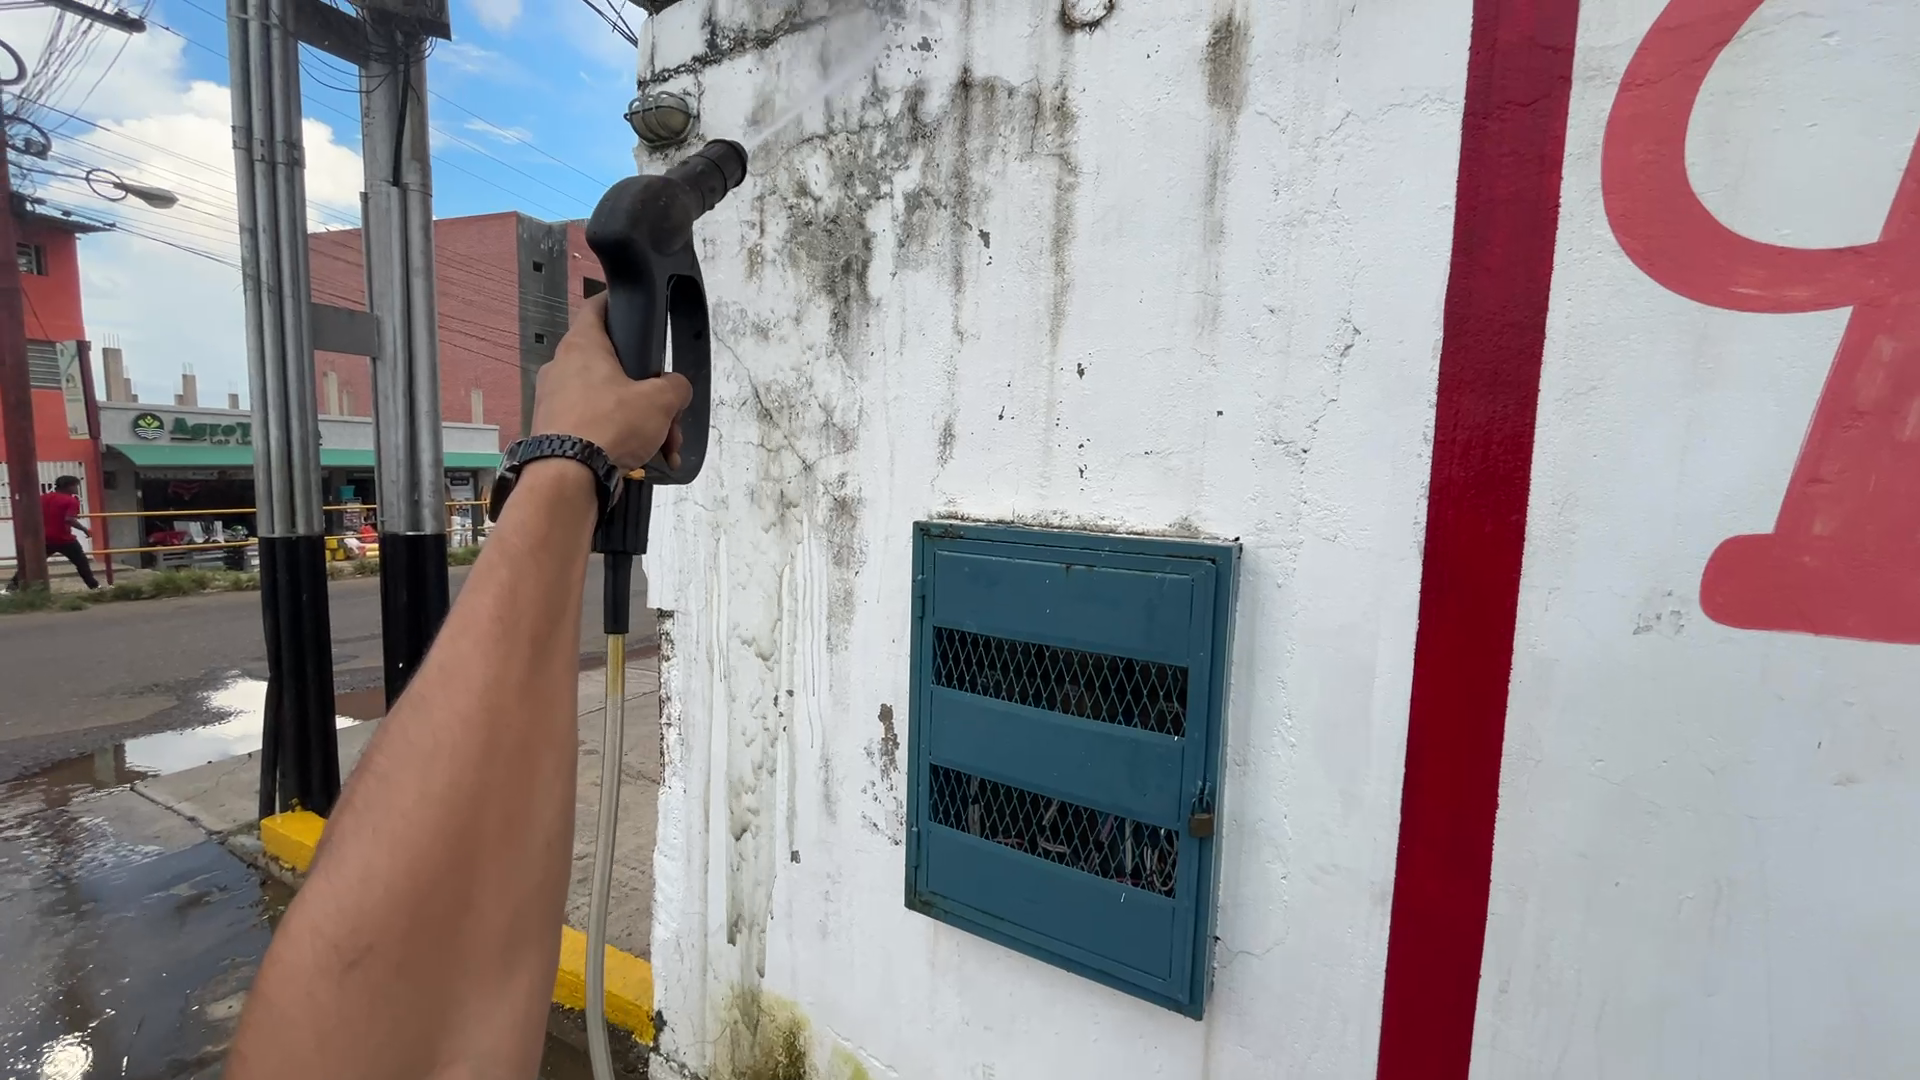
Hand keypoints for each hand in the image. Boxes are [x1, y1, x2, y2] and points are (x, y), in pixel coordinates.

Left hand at [530, 293, 691, 470]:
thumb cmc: (612, 424)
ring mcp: (554, 399)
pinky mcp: (554, 429)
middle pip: (613, 367)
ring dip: (639, 422)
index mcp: (583, 346)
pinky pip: (595, 426)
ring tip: (663, 448)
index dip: (616, 304)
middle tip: (670, 416)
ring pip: (608, 401)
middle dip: (648, 392)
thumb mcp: (662, 400)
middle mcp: (562, 367)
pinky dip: (619, 439)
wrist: (569, 476)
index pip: (596, 308)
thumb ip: (676, 386)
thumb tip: (674, 388)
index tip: (632, 310)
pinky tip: (642, 460)